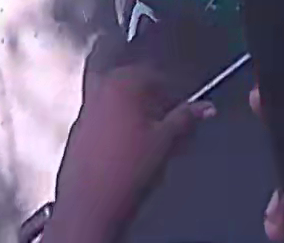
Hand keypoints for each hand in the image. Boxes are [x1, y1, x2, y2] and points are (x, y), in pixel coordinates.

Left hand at [44, 42, 215, 242]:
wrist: (90, 206)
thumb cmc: (125, 171)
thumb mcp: (166, 142)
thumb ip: (186, 119)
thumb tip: (205, 108)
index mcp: (124, 81)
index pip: (156, 76)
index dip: (173, 94)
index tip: (182, 109)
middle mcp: (102, 87)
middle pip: (134, 84)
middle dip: (152, 100)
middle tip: (166, 122)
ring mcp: (87, 107)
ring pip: (117, 100)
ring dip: (133, 112)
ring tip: (146, 137)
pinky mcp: (78, 129)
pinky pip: (102, 117)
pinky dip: (115, 126)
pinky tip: (124, 149)